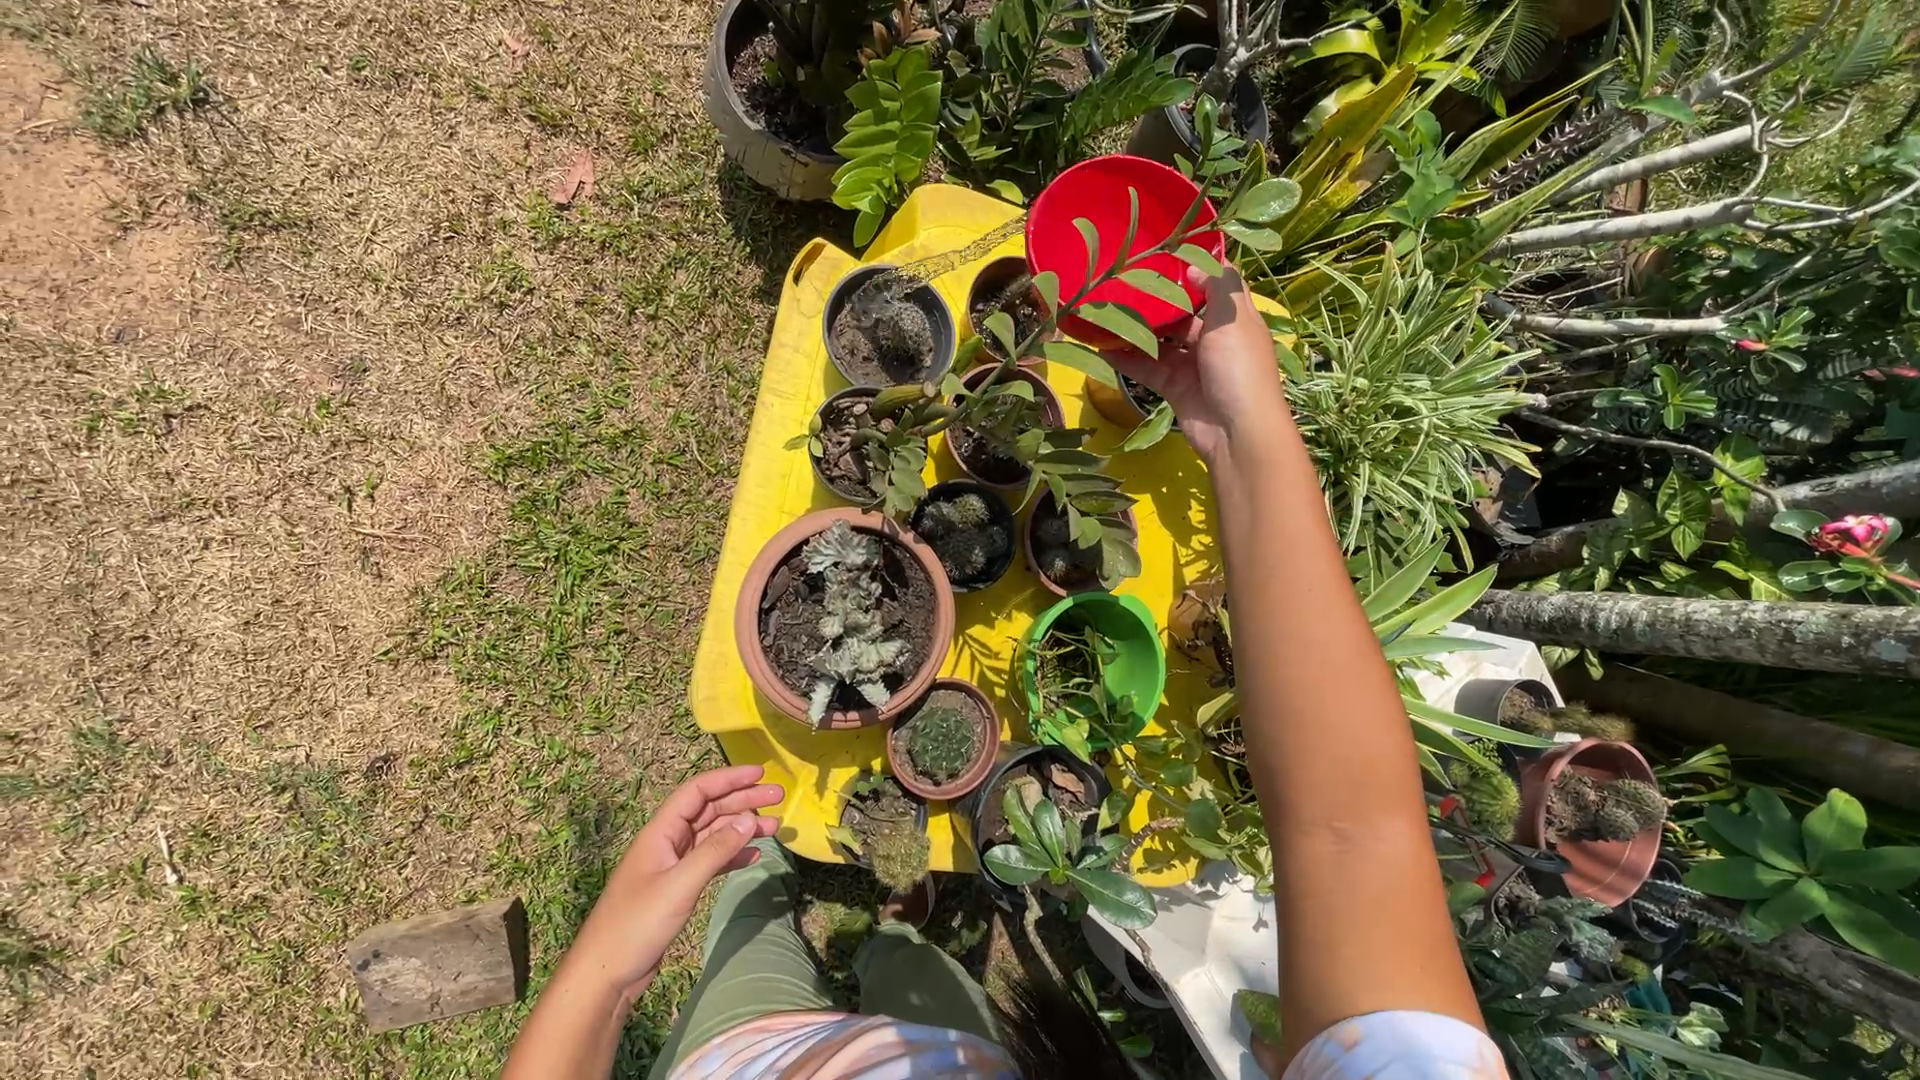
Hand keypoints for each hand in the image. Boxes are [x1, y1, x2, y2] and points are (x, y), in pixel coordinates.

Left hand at [561, 764, 783, 1000]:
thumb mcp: (679, 885)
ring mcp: (673, 865)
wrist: (605, 975)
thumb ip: (715, 850)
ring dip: (743, 828)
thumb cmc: (636, 925)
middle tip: (778, 797)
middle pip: (710, 810)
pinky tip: (755, 856)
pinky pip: (712, 860)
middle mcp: (668, 842)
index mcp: (660, 832)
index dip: (728, 779)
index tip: (760, 774)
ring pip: (714, 835)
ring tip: (775, 827)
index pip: (697, 792)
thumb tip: (750, 819)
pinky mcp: (678, 888)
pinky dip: (734, 855)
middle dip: (743, 800)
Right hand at [1102, 262, 1286, 463]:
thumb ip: (1218, 286)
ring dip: (1137, 330)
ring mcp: (1193, 365)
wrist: (1236, 431)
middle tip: (1124, 282)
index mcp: (1234, 319)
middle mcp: (1214, 339)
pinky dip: (1127, 360)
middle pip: (1183, 313)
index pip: (1216, 286)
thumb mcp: (1233, 319)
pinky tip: (1103, 349)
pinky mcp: (1174, 387)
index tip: (1164, 252)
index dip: (1195, 269)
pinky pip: (1147, 368)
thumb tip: (1193, 267)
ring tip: (1107, 312)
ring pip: (1161, 341)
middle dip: (1156, 300)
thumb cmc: (1239, 368)